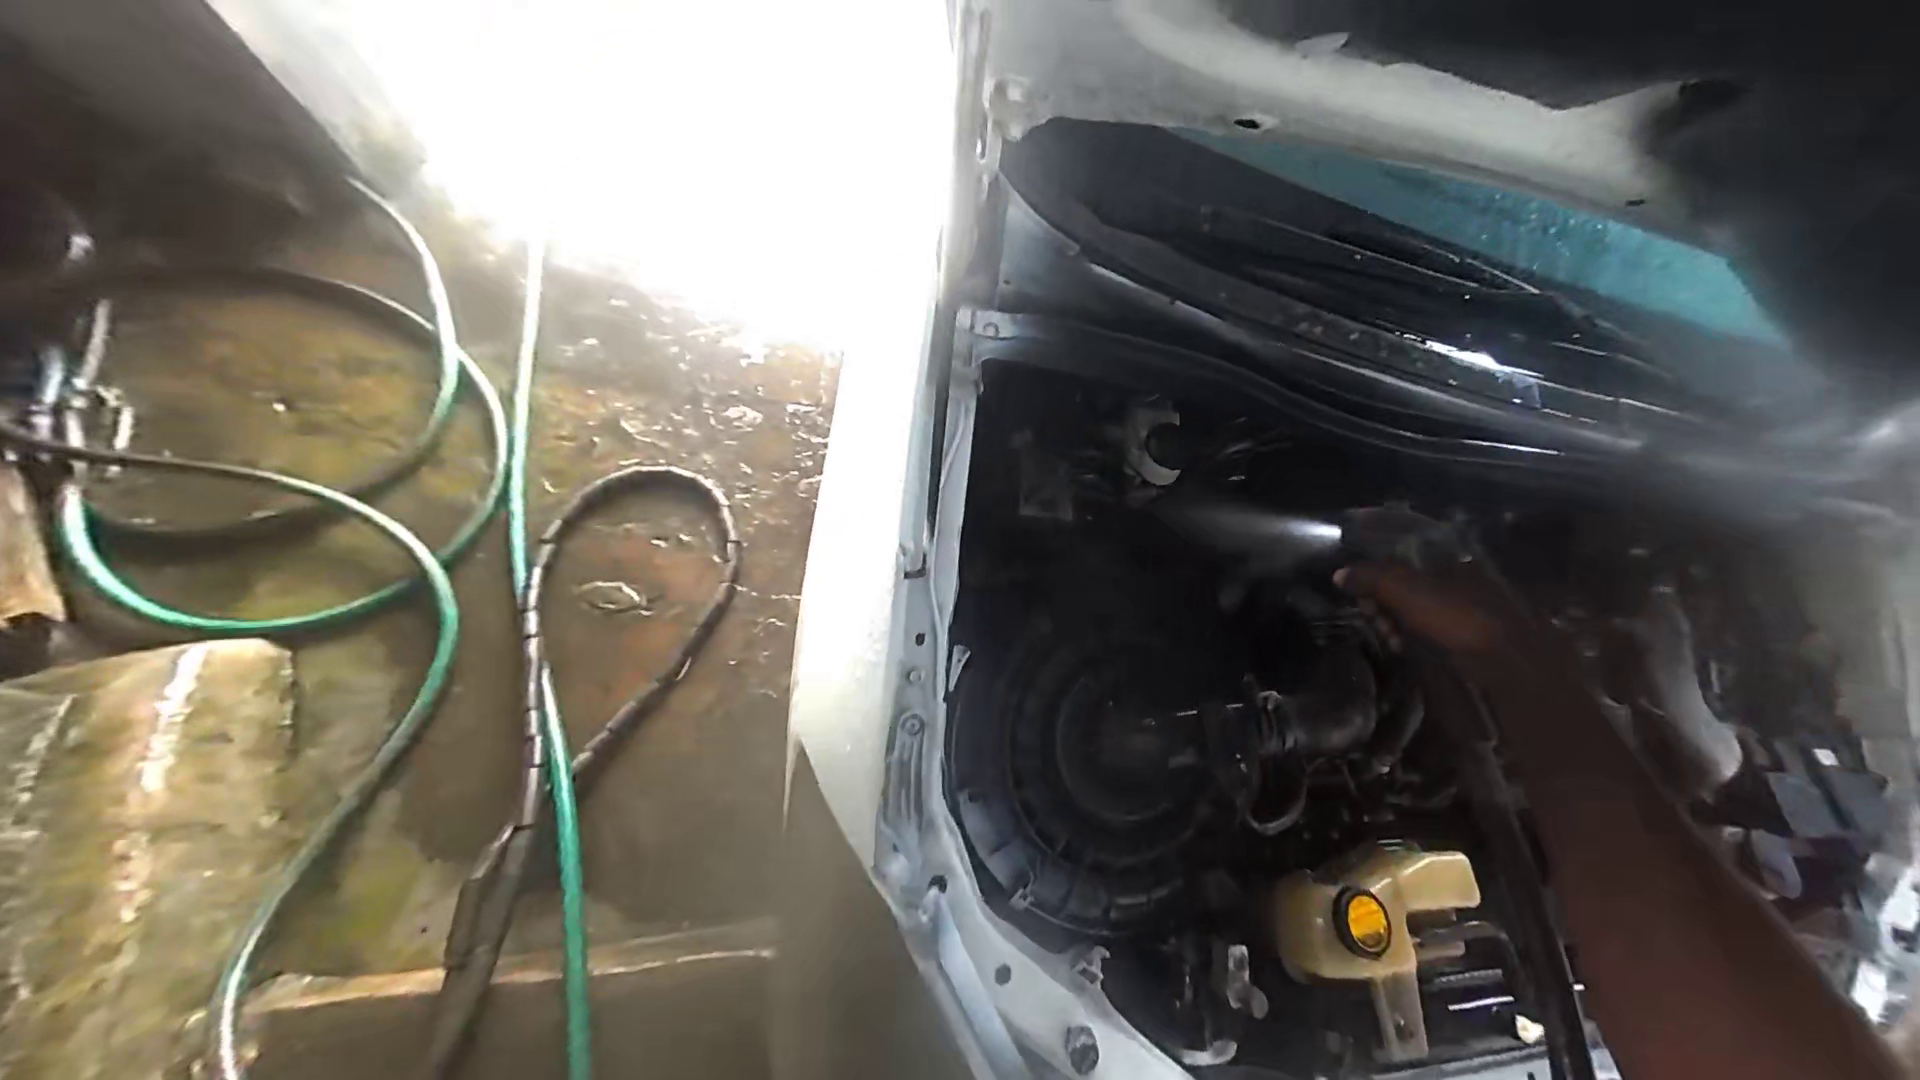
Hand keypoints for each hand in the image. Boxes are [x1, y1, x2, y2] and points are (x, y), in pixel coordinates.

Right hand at [1333, 561, 1506, 654]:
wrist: (1505, 661)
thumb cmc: (1452, 616)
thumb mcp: (1402, 590)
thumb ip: (1368, 577)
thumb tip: (1338, 574)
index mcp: (1440, 557)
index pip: (1391, 554)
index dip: (1369, 570)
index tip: (1356, 590)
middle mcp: (1447, 575)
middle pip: (1395, 581)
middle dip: (1378, 601)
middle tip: (1377, 620)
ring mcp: (1455, 604)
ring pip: (1405, 606)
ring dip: (1389, 622)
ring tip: (1392, 639)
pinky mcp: (1458, 630)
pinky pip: (1419, 626)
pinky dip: (1406, 635)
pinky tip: (1403, 647)